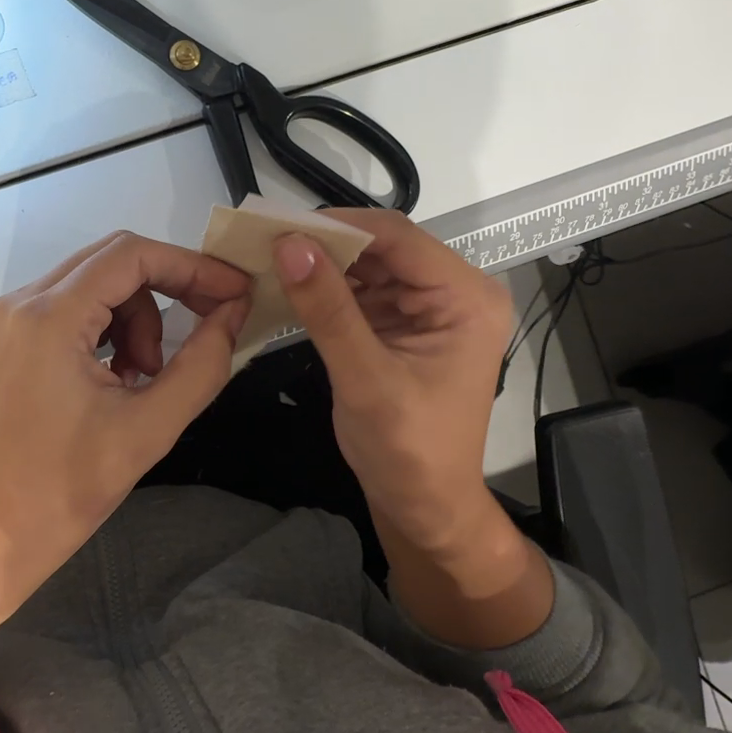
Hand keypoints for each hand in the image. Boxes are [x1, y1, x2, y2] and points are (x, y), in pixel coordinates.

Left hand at [0, 232, 250, 626]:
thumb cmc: (68, 490)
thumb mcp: (149, 429)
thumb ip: (202, 364)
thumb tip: (235, 312)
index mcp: (48, 317)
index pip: (131, 255)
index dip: (192, 266)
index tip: (236, 291)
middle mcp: (23, 302)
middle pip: (113, 261)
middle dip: (170, 286)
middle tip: (211, 322)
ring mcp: (13, 318)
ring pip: (97, 283)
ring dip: (138, 317)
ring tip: (147, 376)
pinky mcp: (14, 338)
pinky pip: (76, 308)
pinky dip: (111, 329)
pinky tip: (121, 377)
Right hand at [272, 210, 512, 552]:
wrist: (425, 507)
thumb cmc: (407, 452)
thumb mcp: (365, 379)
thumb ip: (328, 310)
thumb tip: (290, 245)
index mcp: (466, 299)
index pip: (398, 238)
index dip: (338, 225)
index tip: (278, 226)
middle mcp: (455, 293)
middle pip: (384, 247)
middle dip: (326, 243)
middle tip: (265, 242)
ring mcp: (429, 308)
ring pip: (369, 265)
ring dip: (323, 264)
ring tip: (268, 259)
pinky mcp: (404, 324)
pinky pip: (362, 291)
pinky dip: (327, 289)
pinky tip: (290, 286)